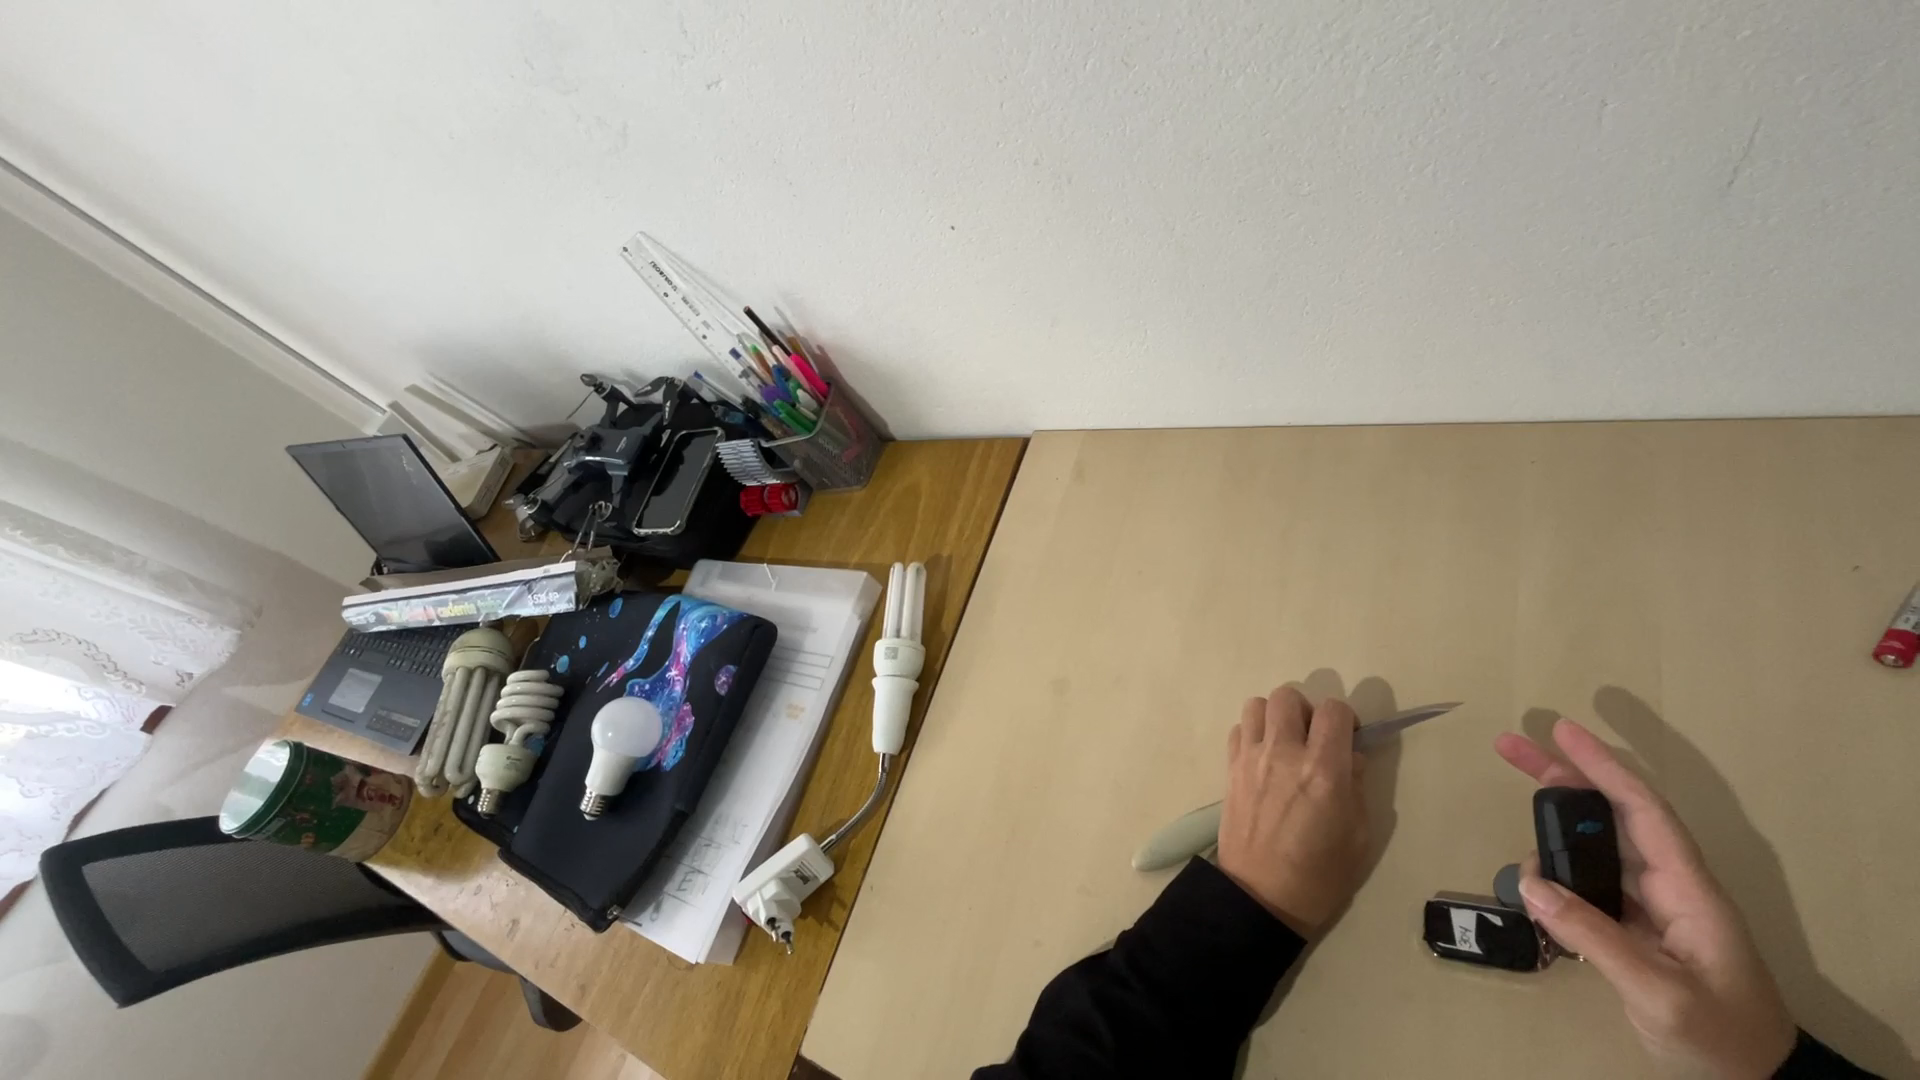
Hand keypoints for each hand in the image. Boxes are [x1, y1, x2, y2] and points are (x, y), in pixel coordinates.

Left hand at [1216, 686, 1367, 936]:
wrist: (1261, 895)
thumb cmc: (1320, 874)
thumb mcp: (1360, 834)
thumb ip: (1357, 786)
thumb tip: (1350, 757)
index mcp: (1323, 770)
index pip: (1334, 711)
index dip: (1346, 718)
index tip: (1348, 738)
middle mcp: (1283, 754)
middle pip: (1287, 696)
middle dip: (1307, 709)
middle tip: (1314, 737)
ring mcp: (1251, 758)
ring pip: (1256, 705)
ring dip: (1275, 716)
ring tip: (1286, 743)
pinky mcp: (1230, 768)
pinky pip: (1237, 730)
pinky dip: (1252, 734)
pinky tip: (1264, 759)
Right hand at [1495, 718, 1796, 1078]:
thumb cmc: (1720, 1036)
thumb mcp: (1659, 994)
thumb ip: (1594, 937)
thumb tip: (1531, 883)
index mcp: (1688, 891)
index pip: (1642, 812)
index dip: (1602, 767)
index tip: (1560, 731)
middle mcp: (1671, 885)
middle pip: (1614, 814)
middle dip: (1563, 775)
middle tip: (1509, 747)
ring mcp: (1654, 904)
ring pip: (1598, 843)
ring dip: (1556, 817)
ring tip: (1517, 800)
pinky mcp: (1636, 924)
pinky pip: (1590, 878)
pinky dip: (1557, 863)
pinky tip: (1535, 874)